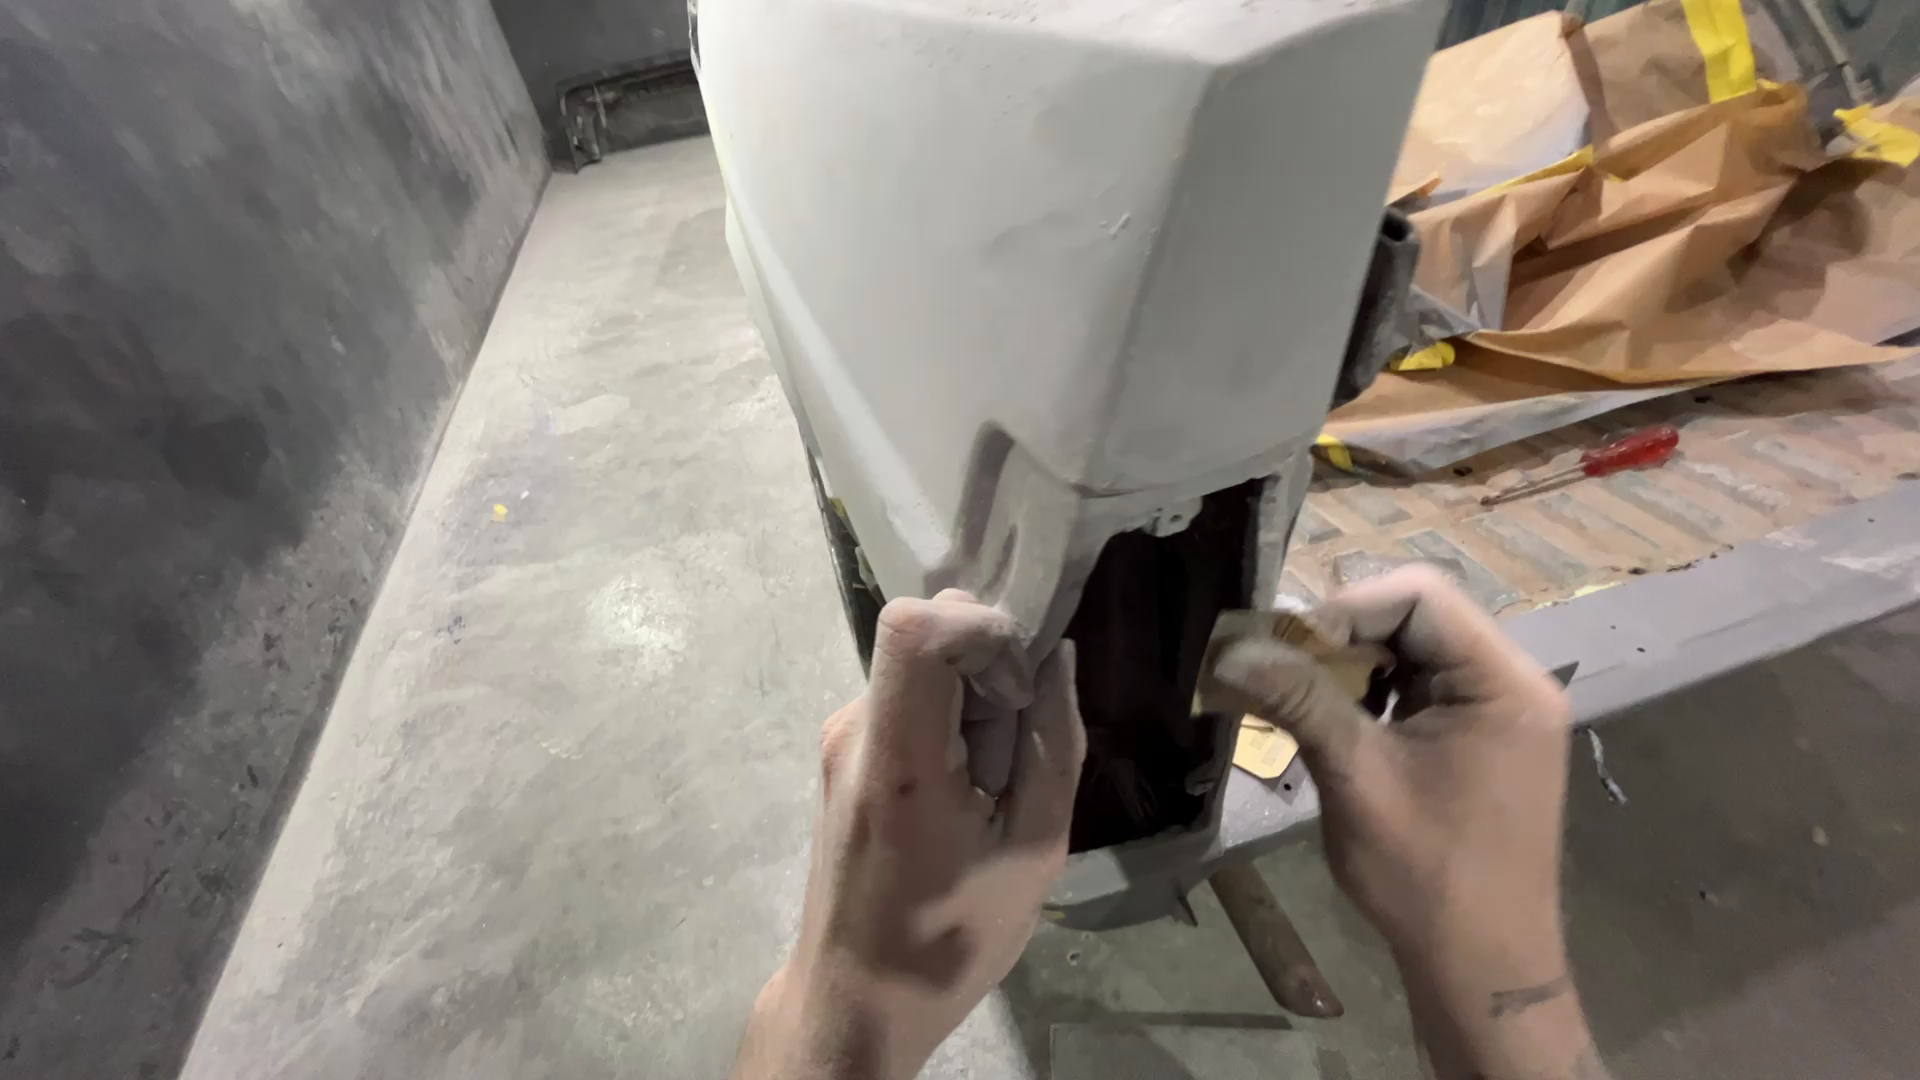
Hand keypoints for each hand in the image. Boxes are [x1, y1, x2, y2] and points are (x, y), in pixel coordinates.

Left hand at [733, 591, 1085, 1079]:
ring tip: (984, 783)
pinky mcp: (844, 745)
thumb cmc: (950, 939)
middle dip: (990, 669)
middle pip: (926, 632)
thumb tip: (1058, 657)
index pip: (915, 625)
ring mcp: (841, 732)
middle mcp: (855, 726)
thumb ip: (1053, 744)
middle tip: (1008, 753)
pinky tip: (959, 786)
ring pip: (923, 661)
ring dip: (973, 700)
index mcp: (897, 757)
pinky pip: (909, 691)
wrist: (855, 996)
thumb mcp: (1034, 851)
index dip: (984, 631)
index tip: (1018, 696)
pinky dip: (949, 716)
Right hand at [1206, 566, 1605, 1079]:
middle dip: (1342, 632)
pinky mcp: (1472, 729)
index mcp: (1503, 684)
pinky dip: (1364, 685)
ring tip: (1302, 690)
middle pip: (1416, 612)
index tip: (1289, 648)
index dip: (1346, 608)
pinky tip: (1334, 715)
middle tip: (1285, 666)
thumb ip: (1297, 699)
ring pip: (1409, 643)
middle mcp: (1510, 681)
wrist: (1480, 962)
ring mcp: (1493, 706)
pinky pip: (1413, 678)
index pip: (1422, 596)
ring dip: (1348, 658)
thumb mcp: (1354, 775)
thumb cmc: (1426, 873)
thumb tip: (1228, 648)